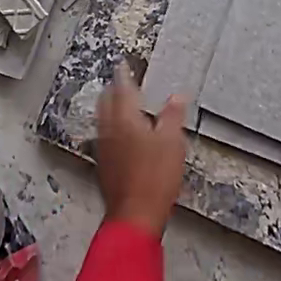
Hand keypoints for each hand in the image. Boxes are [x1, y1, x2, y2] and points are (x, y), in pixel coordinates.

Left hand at [93, 64, 187, 236]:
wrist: (135, 216)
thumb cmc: (156, 175)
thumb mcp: (172, 141)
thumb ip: (172, 115)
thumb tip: (176, 96)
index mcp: (125, 120)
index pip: (121, 91)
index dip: (123, 76)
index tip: (123, 65)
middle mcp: (109, 131)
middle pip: (106, 104)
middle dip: (113, 90)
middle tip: (122, 80)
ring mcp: (104, 149)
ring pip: (103, 119)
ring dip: (110, 107)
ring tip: (121, 101)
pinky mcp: (104, 165)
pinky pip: (105, 134)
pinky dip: (111, 124)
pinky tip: (121, 131)